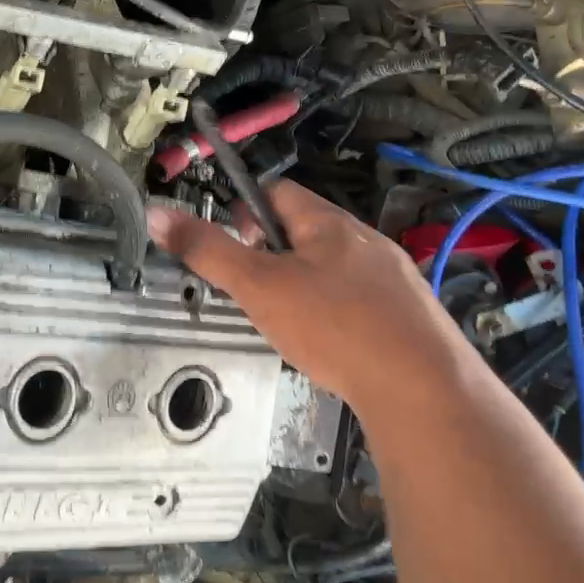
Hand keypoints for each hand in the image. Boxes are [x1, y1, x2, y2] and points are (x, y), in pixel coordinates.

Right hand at [149, 181, 480, 421]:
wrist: (426, 392)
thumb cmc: (335, 326)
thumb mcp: (257, 286)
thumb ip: (207, 250)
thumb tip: (157, 214)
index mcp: (329, 223)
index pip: (277, 191)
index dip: (245, 209)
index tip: (231, 245)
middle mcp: (366, 241)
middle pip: (305, 229)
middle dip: (271, 252)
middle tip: (251, 287)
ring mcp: (394, 280)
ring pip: (333, 267)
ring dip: (303, 282)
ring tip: (285, 319)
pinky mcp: (410, 318)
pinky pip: (359, 299)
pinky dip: (335, 312)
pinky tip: (328, 344)